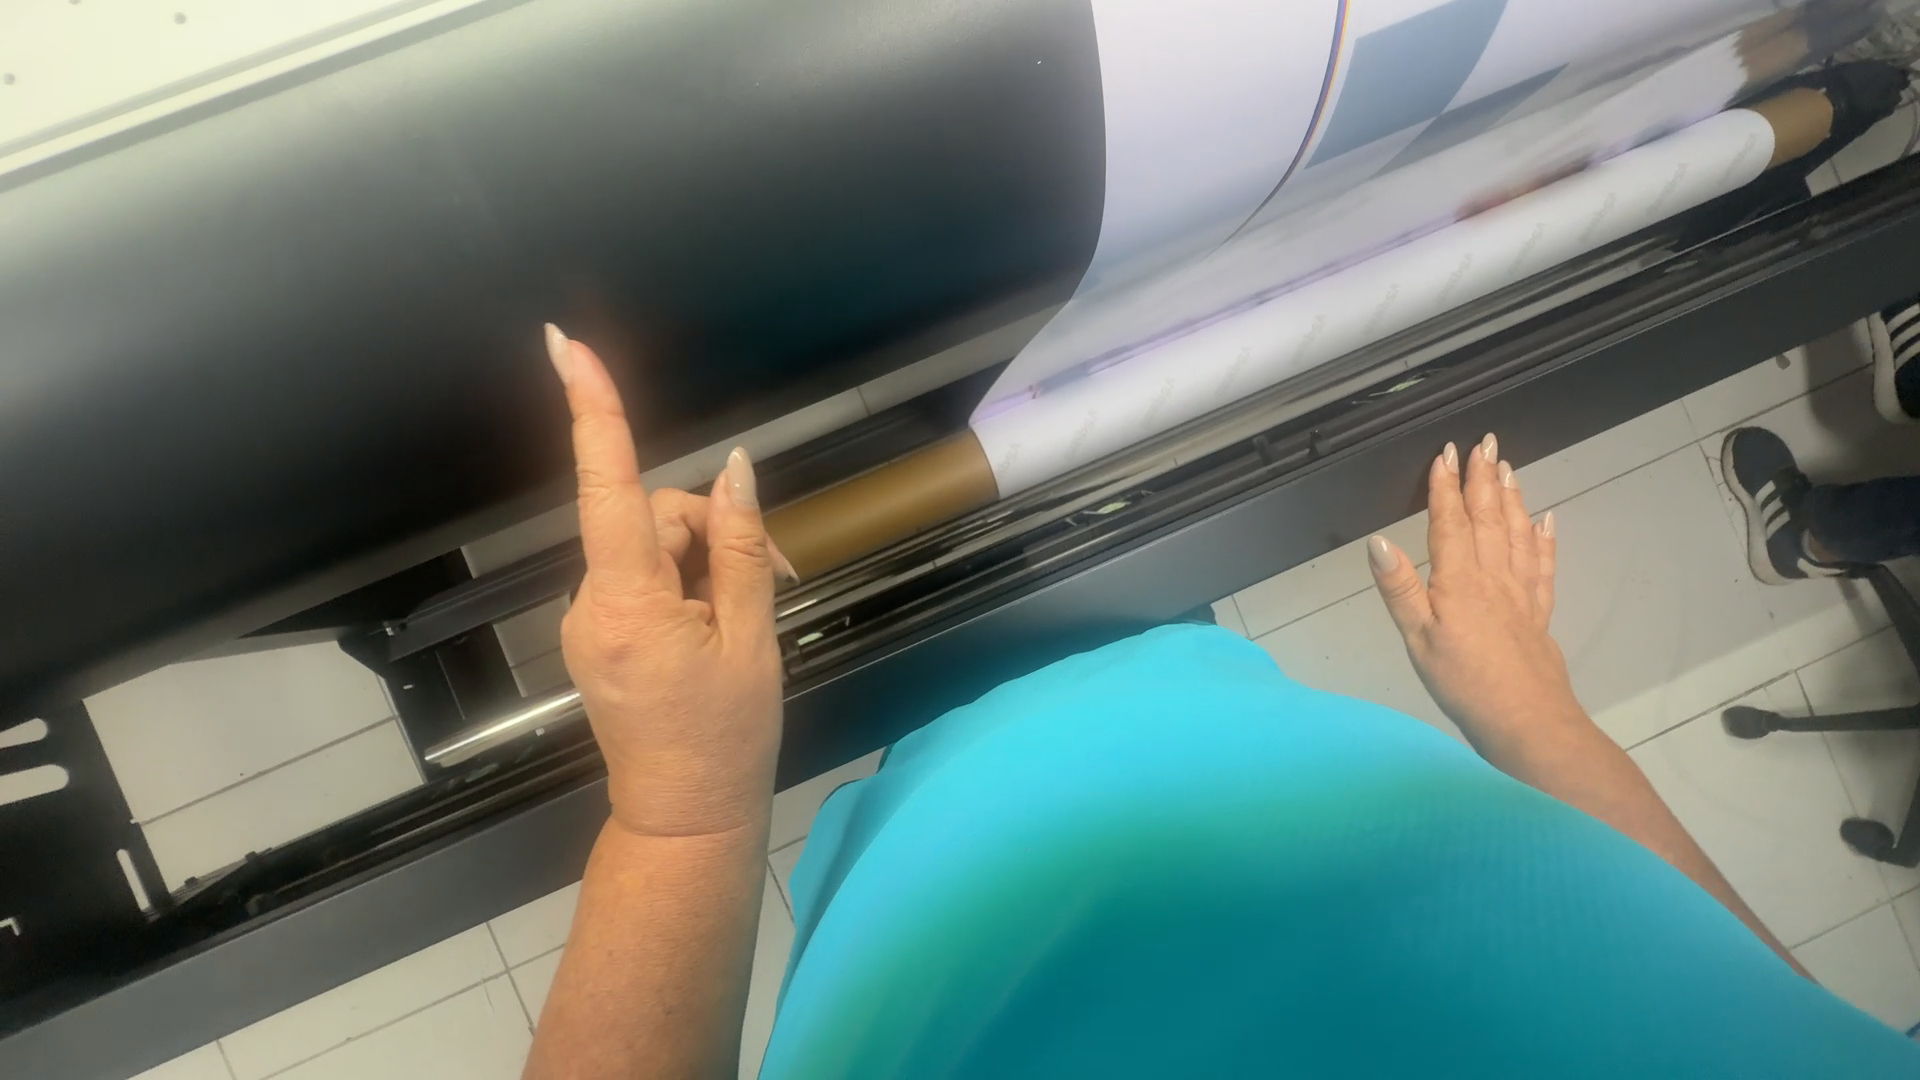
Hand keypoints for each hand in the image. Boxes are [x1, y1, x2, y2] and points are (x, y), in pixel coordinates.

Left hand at [546, 323, 784, 838]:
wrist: (685, 815)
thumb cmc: (729, 735)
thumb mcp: (753, 638)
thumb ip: (743, 550)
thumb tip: (739, 472)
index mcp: (628, 604)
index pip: (607, 491)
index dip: (593, 413)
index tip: (567, 347)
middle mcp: (591, 604)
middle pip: (651, 518)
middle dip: (714, 529)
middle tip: (775, 574)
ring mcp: (588, 619)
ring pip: (651, 546)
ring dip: (708, 559)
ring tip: (753, 607)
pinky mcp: (599, 632)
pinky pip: (645, 577)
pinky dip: (689, 582)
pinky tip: (720, 619)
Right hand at [1366, 434, 1584, 742]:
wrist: (1527, 721)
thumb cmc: (1462, 680)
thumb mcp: (1417, 637)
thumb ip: (1399, 588)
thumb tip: (1378, 541)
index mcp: (1459, 581)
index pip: (1450, 524)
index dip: (1446, 488)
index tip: (1446, 454)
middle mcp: (1494, 577)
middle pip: (1488, 519)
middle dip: (1483, 479)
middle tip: (1485, 444)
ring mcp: (1521, 593)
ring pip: (1516, 533)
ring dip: (1511, 498)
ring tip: (1509, 468)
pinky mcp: (1537, 611)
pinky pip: (1542, 565)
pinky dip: (1543, 538)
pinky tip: (1545, 520)